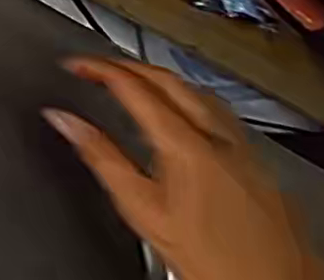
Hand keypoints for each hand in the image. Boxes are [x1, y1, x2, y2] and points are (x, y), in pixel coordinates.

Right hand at [44, 57, 323, 279]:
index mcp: (185, 142)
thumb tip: (64, 121)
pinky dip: (188, 99)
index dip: (98, 67)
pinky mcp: (259, 163)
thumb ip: (100, 158)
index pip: (132, 85)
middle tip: (98, 66)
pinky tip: (183, 115)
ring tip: (134, 81)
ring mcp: (243, 147)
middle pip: (164, 78)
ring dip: (158, 78)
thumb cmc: (216, 266)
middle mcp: (217, 136)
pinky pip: (218, 112)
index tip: (76, 65)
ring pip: (195, 90)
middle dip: (126, 65)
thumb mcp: (142, 210)